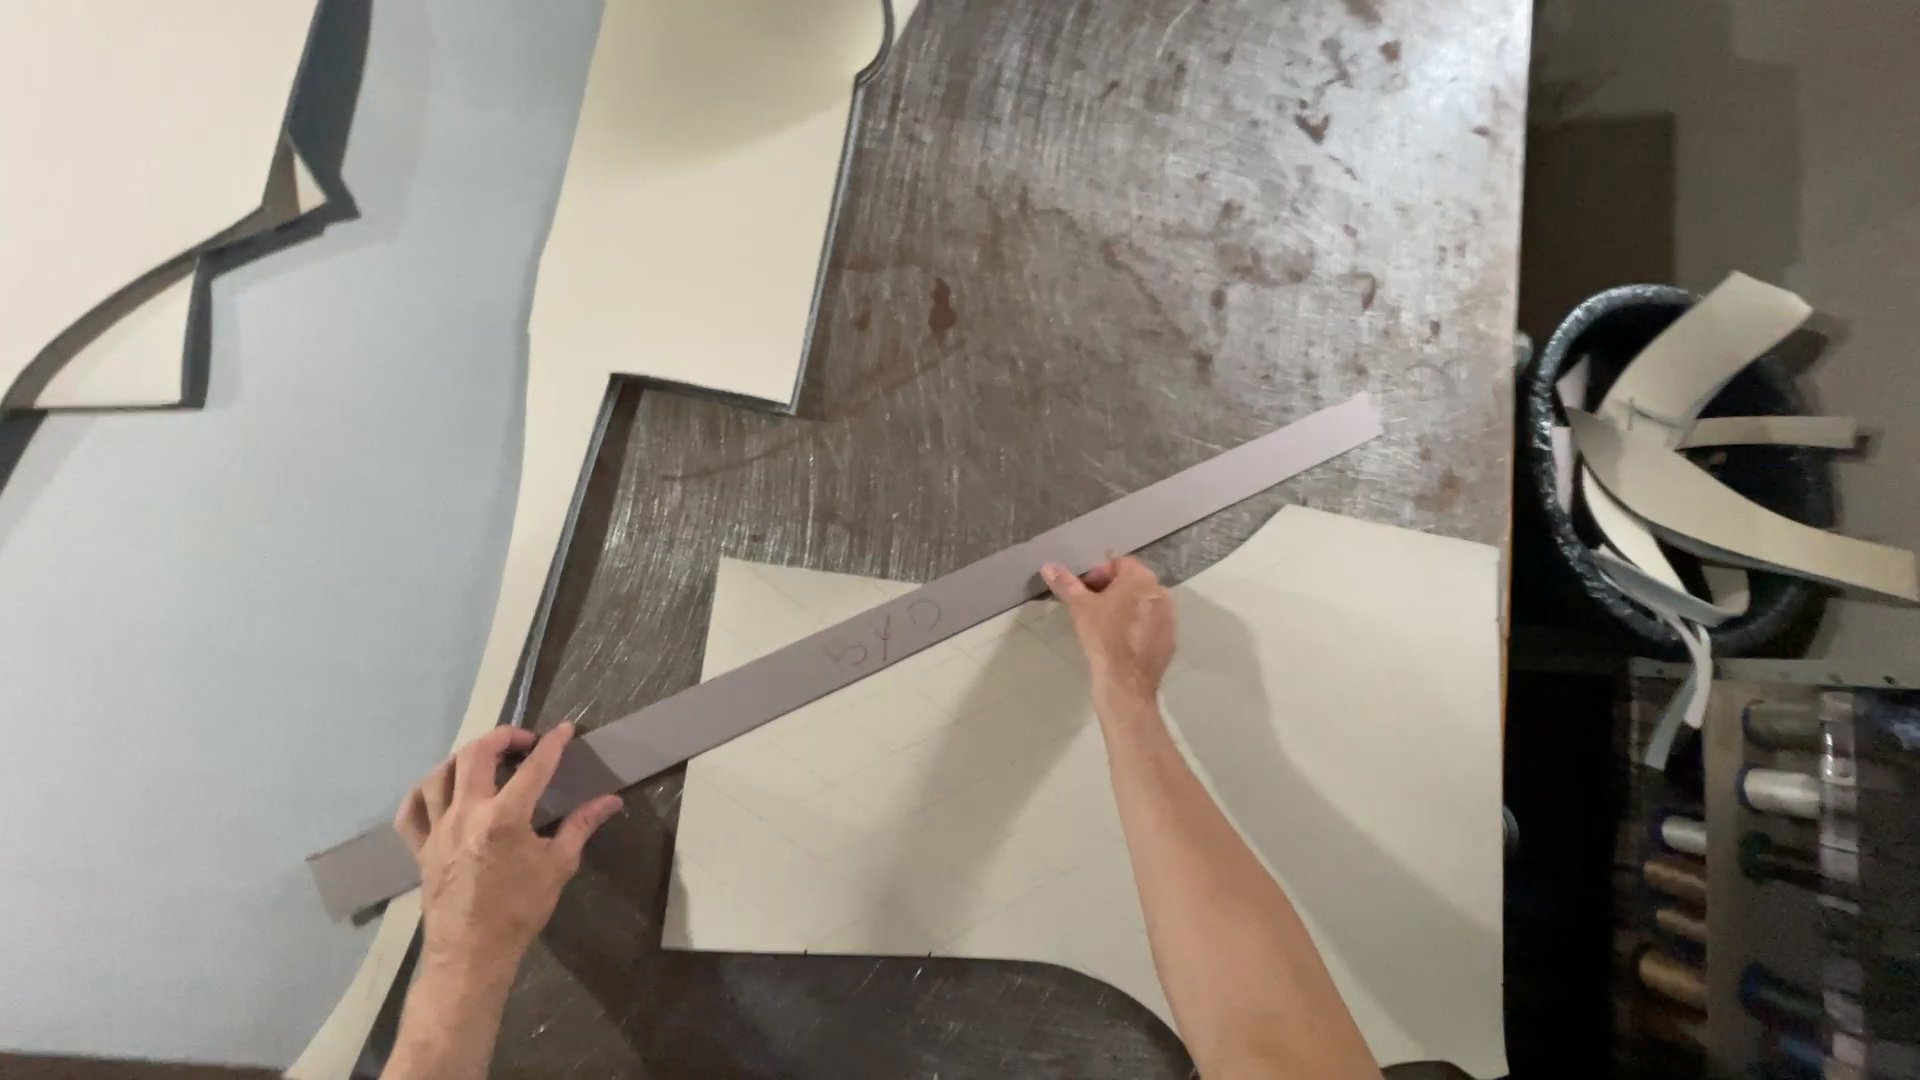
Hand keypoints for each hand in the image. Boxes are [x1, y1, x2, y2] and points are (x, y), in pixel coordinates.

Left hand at [394, 723, 622, 979]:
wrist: (471, 954)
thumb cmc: (520, 909)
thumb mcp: (559, 864)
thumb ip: (582, 824)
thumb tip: (612, 800)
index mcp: (504, 818)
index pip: (534, 767)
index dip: (553, 744)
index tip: (566, 729)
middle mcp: (467, 815)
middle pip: (476, 755)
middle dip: (502, 737)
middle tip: (524, 740)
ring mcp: (438, 831)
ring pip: (440, 775)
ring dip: (465, 757)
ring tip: (486, 759)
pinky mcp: (420, 848)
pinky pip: (412, 810)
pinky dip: (425, 791)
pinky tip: (443, 788)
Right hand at [1041, 556, 1176, 709]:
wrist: (1126, 681)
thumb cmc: (1102, 637)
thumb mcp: (1080, 608)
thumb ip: (1066, 583)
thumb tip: (1048, 566)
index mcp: (1140, 579)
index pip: (1119, 563)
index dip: (1098, 574)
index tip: (1085, 592)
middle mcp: (1160, 592)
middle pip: (1132, 581)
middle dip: (1112, 589)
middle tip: (1092, 607)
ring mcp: (1169, 616)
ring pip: (1143, 602)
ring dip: (1126, 606)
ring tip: (1107, 624)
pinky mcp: (1170, 638)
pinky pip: (1152, 622)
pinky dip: (1138, 625)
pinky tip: (1122, 641)